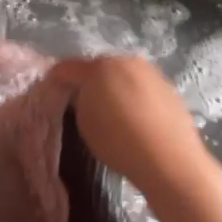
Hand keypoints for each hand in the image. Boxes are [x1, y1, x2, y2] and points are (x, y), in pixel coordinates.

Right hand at [46, 55, 208, 198]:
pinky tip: (136, 116)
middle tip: (83, 98)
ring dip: (115, 86)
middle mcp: (126, 62)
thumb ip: (80, 101)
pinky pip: (143, 87)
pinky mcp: (170, 88)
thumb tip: (84, 94)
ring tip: (112, 108)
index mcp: (100, 67)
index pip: (70, 67)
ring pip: (125, 74)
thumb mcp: (86, 124)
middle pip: (101, 66)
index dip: (57, 76)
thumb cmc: (119, 142)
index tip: (51, 85)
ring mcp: (151, 73)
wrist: (170, 160)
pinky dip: (135, 96)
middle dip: (90, 79)